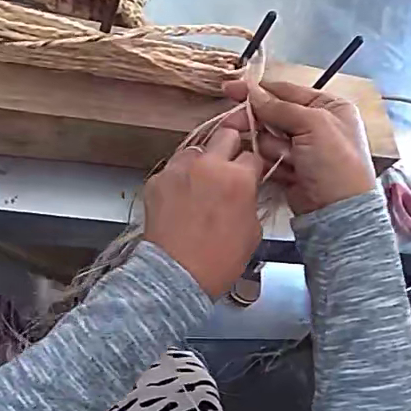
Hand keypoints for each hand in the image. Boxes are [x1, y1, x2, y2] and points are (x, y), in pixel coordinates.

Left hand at [142, 127, 267, 298]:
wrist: (177, 276)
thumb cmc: (217, 261)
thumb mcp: (252, 232)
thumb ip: (251, 202)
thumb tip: (246, 194)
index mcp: (238, 178)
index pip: (253, 155)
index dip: (253, 167)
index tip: (250, 175)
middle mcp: (208, 165)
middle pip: (225, 134)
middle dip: (231, 147)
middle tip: (229, 165)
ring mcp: (178, 170)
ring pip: (195, 149)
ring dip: (201, 162)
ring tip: (201, 184)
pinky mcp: (157, 180)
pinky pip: (172, 169)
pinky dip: (179, 178)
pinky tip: (181, 198)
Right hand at [221, 78, 373, 214]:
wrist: (338, 210)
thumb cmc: (336, 162)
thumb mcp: (313, 125)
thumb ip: (280, 107)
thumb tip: (253, 92)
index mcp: (329, 107)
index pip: (287, 91)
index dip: (259, 90)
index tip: (232, 89)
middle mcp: (316, 124)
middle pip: (273, 114)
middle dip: (259, 122)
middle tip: (235, 124)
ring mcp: (302, 148)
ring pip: (267, 137)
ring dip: (271, 147)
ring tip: (289, 160)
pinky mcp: (290, 168)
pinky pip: (267, 157)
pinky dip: (269, 163)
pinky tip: (284, 170)